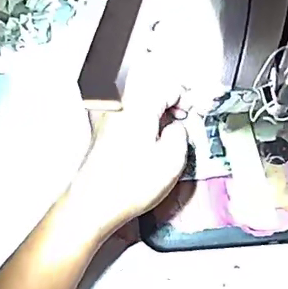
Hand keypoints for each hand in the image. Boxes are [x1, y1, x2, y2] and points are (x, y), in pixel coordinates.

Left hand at [53, 79, 190, 241]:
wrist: (94, 202)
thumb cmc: (125, 185)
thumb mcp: (172, 160)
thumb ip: (181, 132)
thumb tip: (176, 127)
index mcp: (138, 104)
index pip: (170, 86)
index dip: (187, 99)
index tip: (193, 110)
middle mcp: (118, 103)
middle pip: (151, 85)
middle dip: (170, 99)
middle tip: (182, 117)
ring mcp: (106, 113)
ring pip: (137, 96)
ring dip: (155, 107)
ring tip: (165, 129)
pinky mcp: (99, 126)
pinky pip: (125, 109)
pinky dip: (140, 116)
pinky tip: (147, 137)